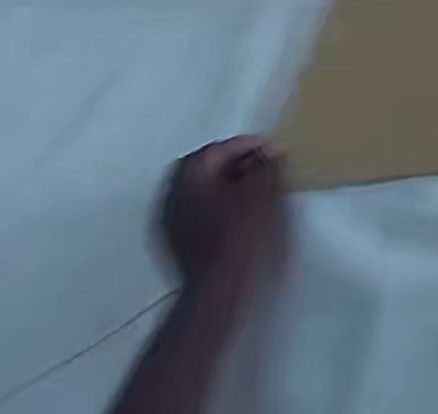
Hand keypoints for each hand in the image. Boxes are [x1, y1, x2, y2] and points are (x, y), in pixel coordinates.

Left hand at [159, 136, 285, 291]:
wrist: (218, 292)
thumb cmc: (240, 238)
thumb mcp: (263, 192)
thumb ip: (266, 165)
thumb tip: (268, 153)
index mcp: (188, 178)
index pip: (217, 148)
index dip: (246, 144)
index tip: (269, 149)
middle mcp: (171, 196)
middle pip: (201, 166)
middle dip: (231, 160)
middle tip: (258, 163)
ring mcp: (169, 223)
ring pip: (198, 189)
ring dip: (223, 182)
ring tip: (252, 186)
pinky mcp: (175, 244)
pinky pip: (196, 210)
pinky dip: (216, 202)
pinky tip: (237, 211)